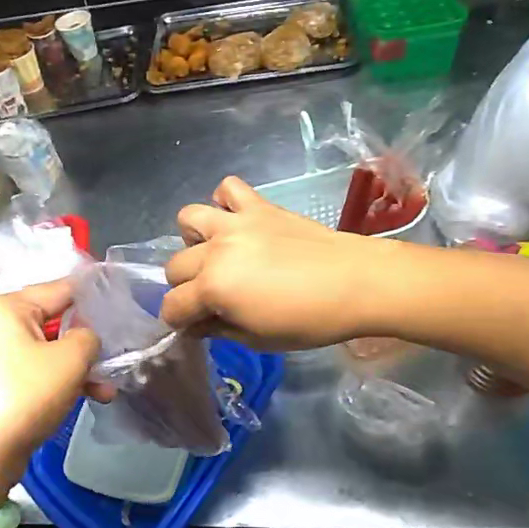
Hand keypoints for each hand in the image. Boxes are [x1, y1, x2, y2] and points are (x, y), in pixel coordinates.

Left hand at [0, 280, 110, 510]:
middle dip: (88, 342)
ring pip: (47, 351)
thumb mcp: (70, 359)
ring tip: (107, 389)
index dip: (95, 292)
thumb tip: (85, 338)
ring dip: (79, 367)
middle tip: (119, 354)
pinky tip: (88, 398)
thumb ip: (89, 337)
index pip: (61, 289)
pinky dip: (59, 381)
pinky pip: (33, 371)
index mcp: (4, 306)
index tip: (124, 294)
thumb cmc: (23, 396)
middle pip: (54, 322)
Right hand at [161, 176, 394, 350]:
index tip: (198, 326)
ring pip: (189, 218)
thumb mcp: (259, 339)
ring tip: (219, 253)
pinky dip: (227, 202)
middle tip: (213, 296)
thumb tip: (199, 323)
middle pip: (174, 266)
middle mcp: (216, 250)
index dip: (180, 322)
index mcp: (213, 287)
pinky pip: (228, 187)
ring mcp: (236, 223)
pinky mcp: (260, 206)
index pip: (172, 306)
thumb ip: (220, 329)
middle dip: (186, 286)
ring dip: (195, 239)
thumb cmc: (309, 320)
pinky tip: (240, 222)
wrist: (355, 282)